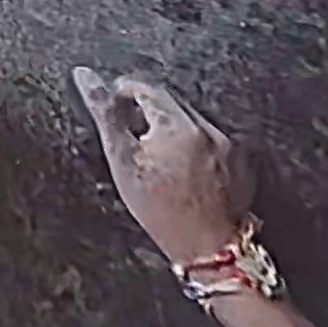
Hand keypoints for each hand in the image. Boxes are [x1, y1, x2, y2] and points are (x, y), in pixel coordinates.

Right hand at [72, 67, 254, 264]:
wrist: (210, 251)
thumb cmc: (161, 208)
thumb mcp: (121, 157)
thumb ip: (104, 111)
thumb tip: (85, 75)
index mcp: (179, 125)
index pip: (145, 86)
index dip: (121, 91)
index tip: (109, 104)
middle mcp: (210, 130)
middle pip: (169, 99)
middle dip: (145, 106)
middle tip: (127, 130)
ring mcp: (231, 147)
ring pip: (188, 116)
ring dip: (167, 122)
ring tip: (152, 151)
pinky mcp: (242, 162)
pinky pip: (208, 135)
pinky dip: (188, 139)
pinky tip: (177, 164)